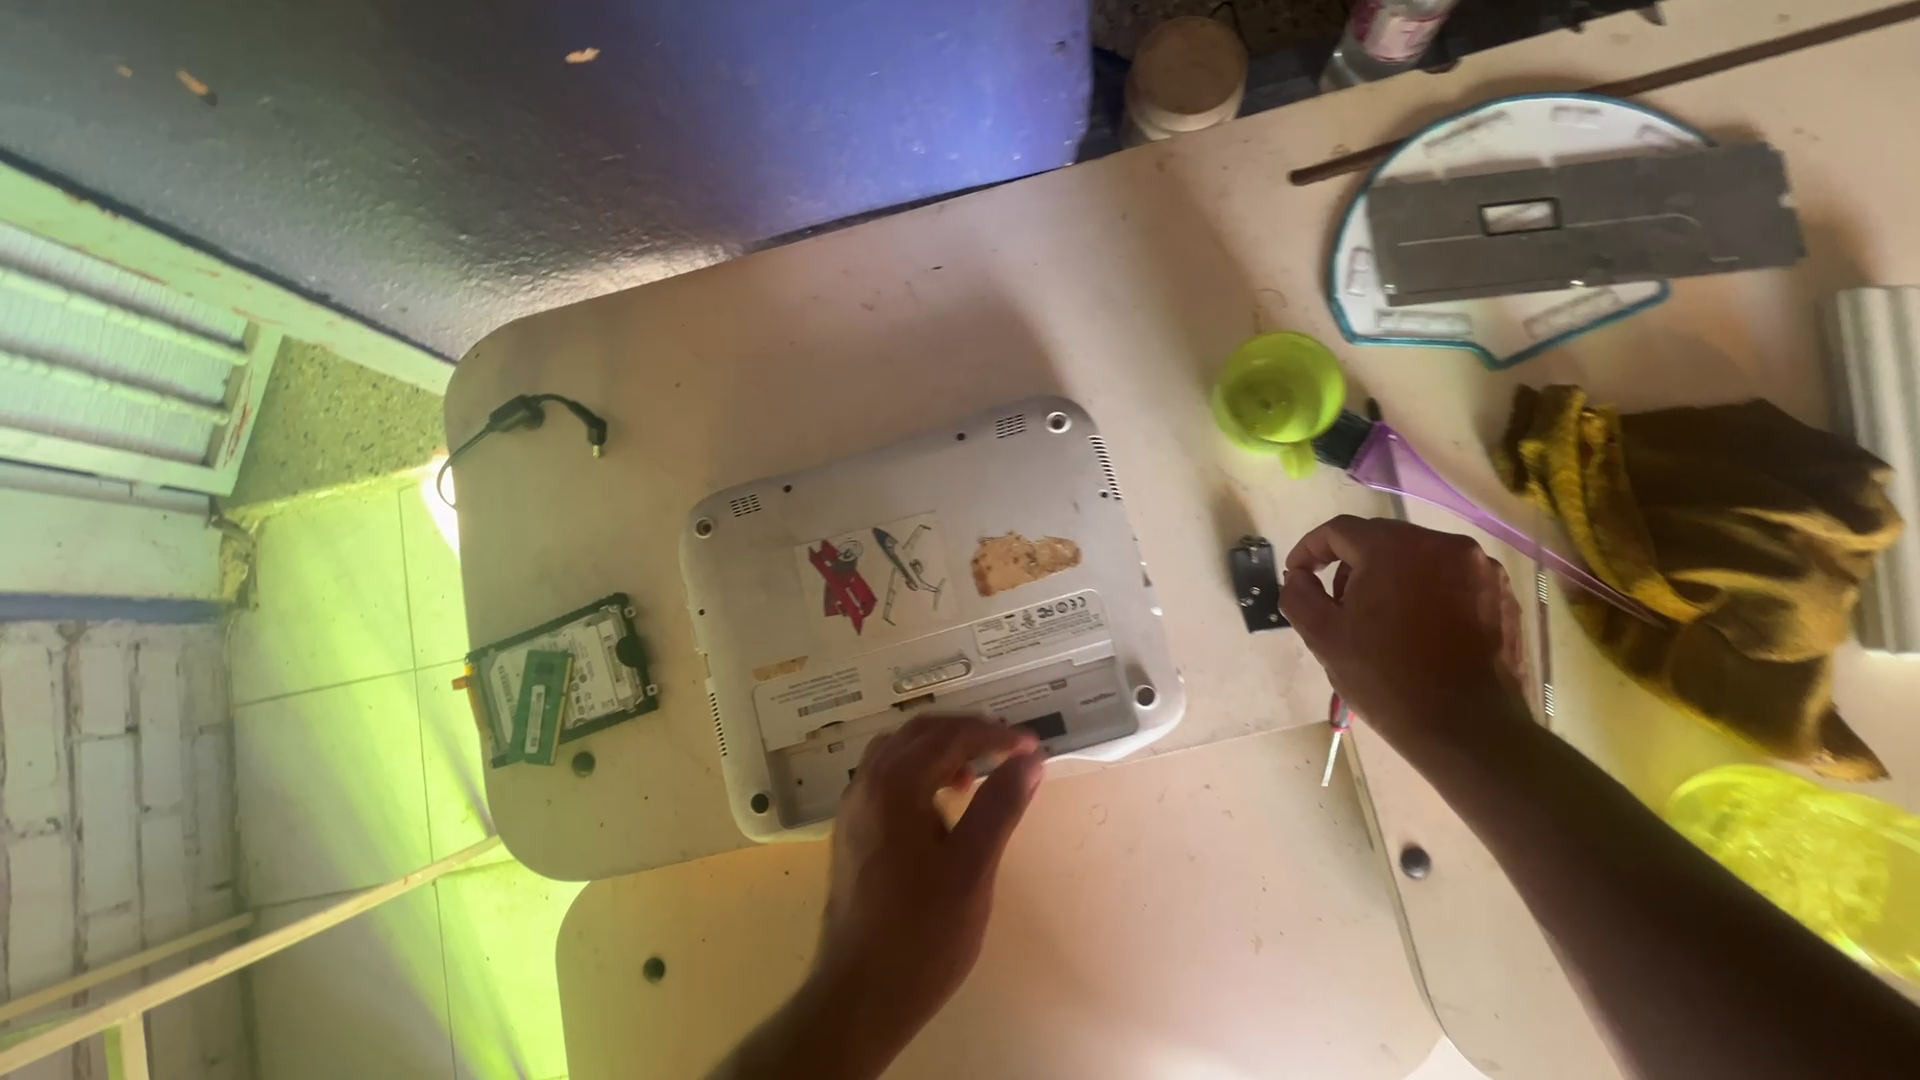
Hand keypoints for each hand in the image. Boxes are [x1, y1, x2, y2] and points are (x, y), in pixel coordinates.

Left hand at [814, 714, 1045, 1051]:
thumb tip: (1028, 760)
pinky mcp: (852, 832)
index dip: (994, 736)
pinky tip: (942, 805)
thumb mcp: (972, 869)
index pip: (950, 737)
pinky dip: (919, 773)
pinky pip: (886, 778)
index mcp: (893, 786)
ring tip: (977, 776)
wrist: (859, 996)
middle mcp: (865, 785)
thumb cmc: (922, 934)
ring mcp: (853, 808)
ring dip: (940, 750)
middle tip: (1009, 751)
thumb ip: (999, 806)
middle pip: (919, 734)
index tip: (1031, 747)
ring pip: (898, 753)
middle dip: (966, 733)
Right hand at [1278, 516, 1528, 749]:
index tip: (1298, 575)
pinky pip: (1451, 579)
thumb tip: (1298, 576)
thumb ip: (1298, 594)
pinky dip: (1427, 593)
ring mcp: (1481, 569)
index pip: (1339, 530)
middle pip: (1381, 540)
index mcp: (1394, 549)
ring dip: (1391, 578)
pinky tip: (1418, 630)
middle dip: (1351, 565)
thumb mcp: (1323, 636)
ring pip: (1418, 558)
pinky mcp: (1502, 594)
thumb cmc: (1386, 678)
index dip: (1310, 549)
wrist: (1467, 728)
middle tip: (1337, 604)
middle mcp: (1443, 545)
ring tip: (1380, 620)